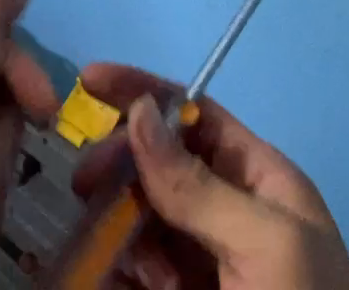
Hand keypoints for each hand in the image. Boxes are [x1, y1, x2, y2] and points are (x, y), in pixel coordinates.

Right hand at [74, 64, 348, 289]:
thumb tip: (139, 112)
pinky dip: (110, 263)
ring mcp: (204, 260)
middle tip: (84, 181)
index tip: (90, 80)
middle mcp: (231, 212)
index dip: (147, 92)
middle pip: (162, 162)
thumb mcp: (264, 243)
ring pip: (142, 214)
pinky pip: (134, 267)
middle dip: (122, 161)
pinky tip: (91, 269)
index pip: (199, 116)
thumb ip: (199, 183)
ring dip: (111, 215)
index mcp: (263, 183)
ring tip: (90, 234)